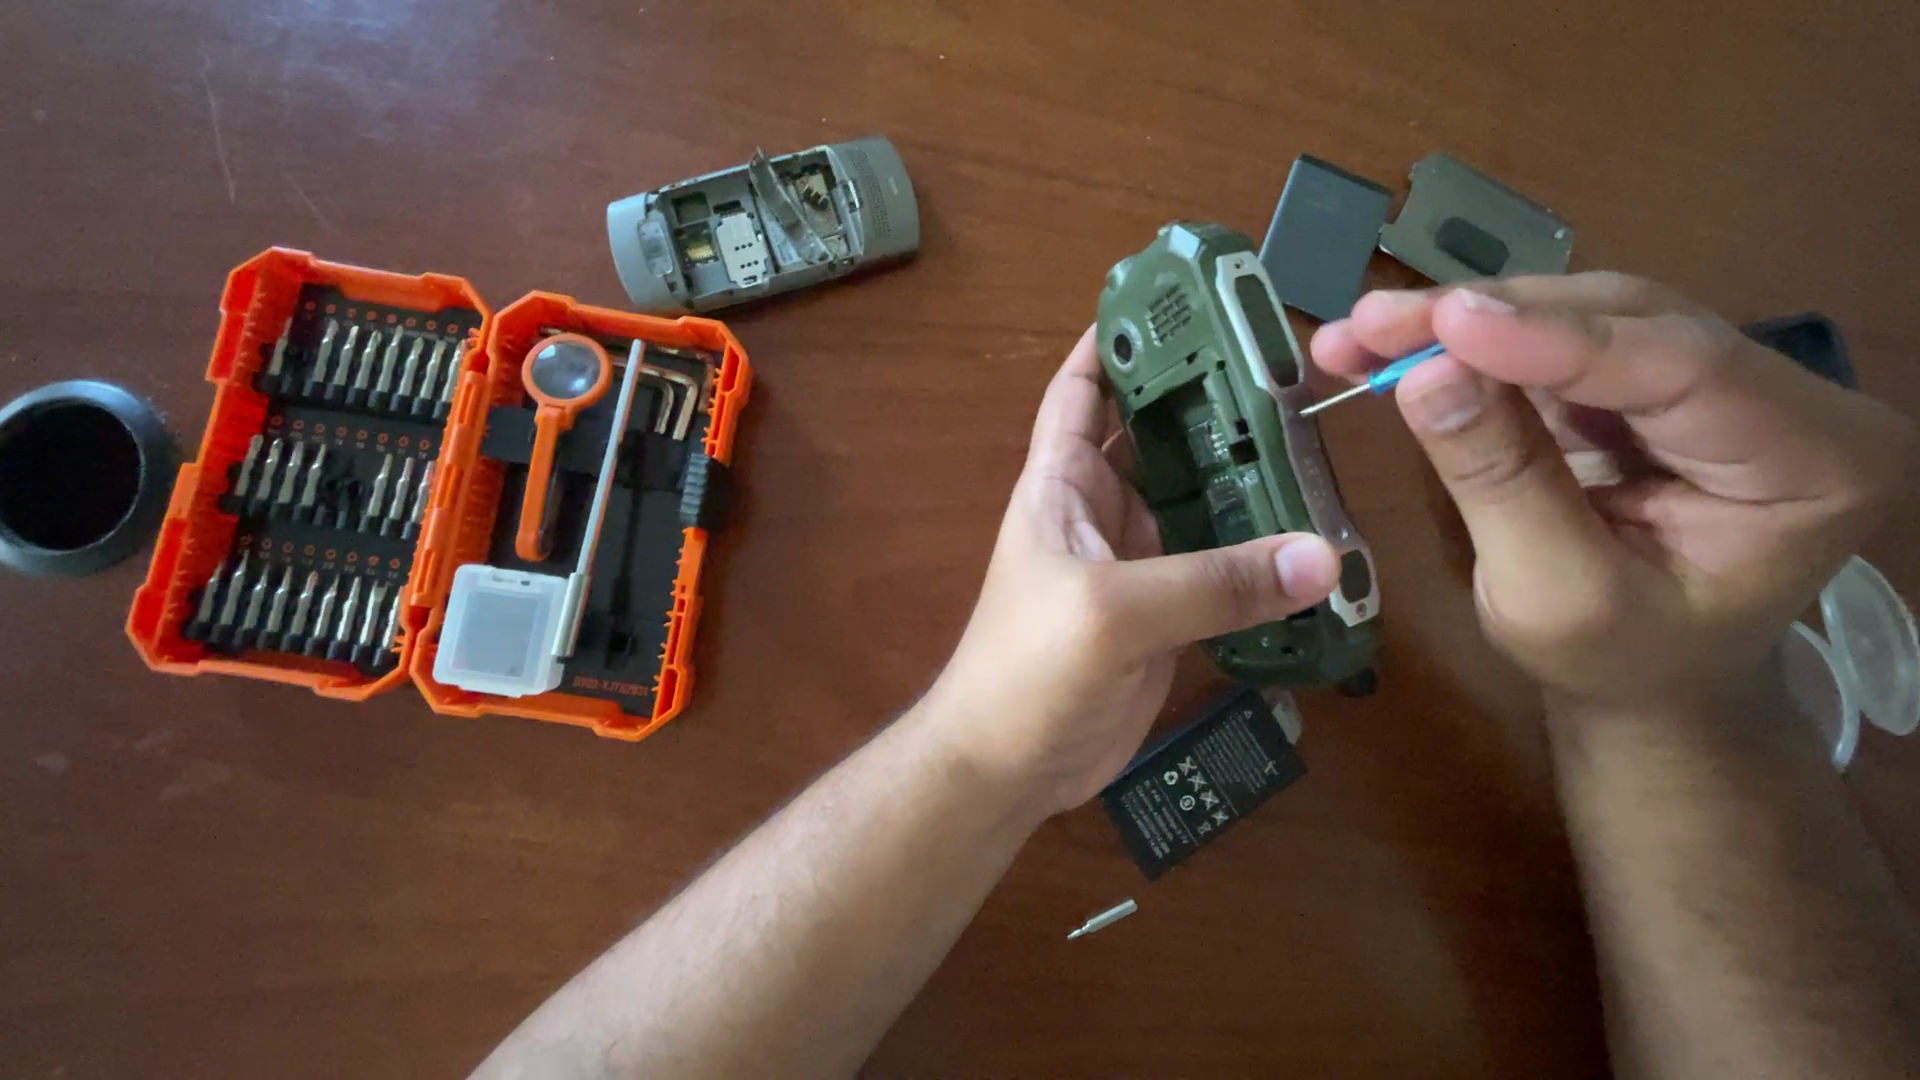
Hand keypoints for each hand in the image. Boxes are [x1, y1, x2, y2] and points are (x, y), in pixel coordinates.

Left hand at [921, 327, 1338, 816]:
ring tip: (1311, 439)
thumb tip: (1322, 556)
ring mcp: (1132, 560)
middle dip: (1204, 401)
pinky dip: (1253, 548)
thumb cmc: (1028, 669)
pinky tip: (1306, 535)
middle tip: (1285, 369)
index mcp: (1061, 484)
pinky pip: (1214, 562)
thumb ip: (1211, 583)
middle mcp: (1097, 510)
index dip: (1114, 341)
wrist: (1009, 764)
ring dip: (1238, 472)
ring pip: (1190, 497)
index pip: (1081, 390)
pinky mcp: (1161, 610)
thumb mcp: (1111, 612)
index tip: (1172, 300)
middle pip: (1153, 435)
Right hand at [1311, 273, 1914, 709]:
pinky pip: (1542, 348)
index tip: (1443, 324)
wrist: (1644, 684)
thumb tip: (1422, 378)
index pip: (1682, 368)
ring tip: (1357, 336)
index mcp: (1811, 462)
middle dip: (1485, 318)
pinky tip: (1390, 350)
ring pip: (1572, 318)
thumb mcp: (1551, 590)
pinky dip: (1459, 349)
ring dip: (1456, 325)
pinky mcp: (1632, 389)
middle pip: (1622, 320)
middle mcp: (1772, 398)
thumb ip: (1499, 481)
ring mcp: (1700, 384)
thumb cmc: (1615, 661)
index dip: (1554, 340)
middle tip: (1370, 324)